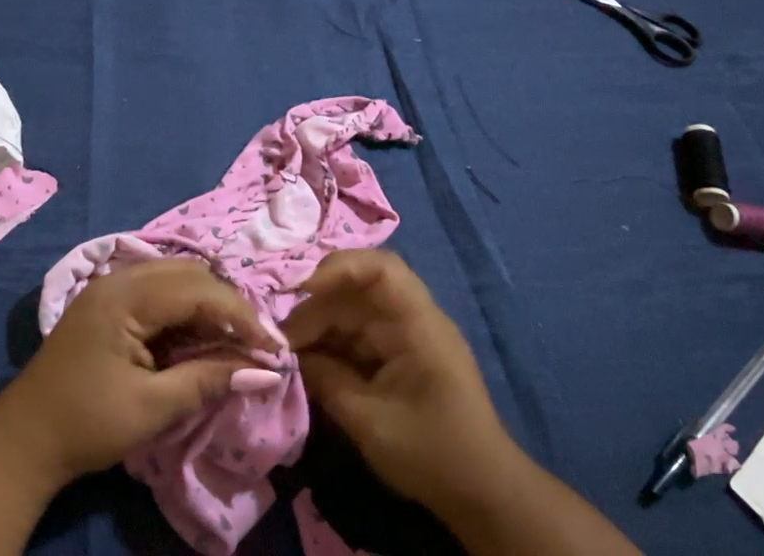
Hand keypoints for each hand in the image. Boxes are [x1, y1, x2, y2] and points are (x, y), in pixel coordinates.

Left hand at [0, 259, 276, 488]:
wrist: (23, 440)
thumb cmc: (87, 423)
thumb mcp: (152, 407)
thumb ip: (207, 380)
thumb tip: (264, 371)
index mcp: (124, 297)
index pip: (198, 289)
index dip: (241, 315)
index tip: (274, 348)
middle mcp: (116, 280)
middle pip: (188, 274)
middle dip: (228, 304)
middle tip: (257, 343)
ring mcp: (108, 290)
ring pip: (173, 279)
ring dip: (208, 305)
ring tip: (236, 340)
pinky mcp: (106, 306)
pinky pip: (156, 293)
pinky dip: (185, 311)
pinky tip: (200, 337)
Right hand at [283, 249, 517, 511]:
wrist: (483, 494)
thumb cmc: (433, 454)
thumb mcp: (370, 422)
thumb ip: (325, 379)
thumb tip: (285, 353)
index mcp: (418, 325)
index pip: (379, 269)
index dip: (335, 269)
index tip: (297, 291)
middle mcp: (412, 319)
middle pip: (354, 291)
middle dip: (314, 309)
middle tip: (280, 341)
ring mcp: (405, 336)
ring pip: (350, 312)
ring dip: (317, 327)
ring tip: (286, 353)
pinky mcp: (397, 355)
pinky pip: (356, 335)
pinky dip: (330, 344)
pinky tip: (306, 364)